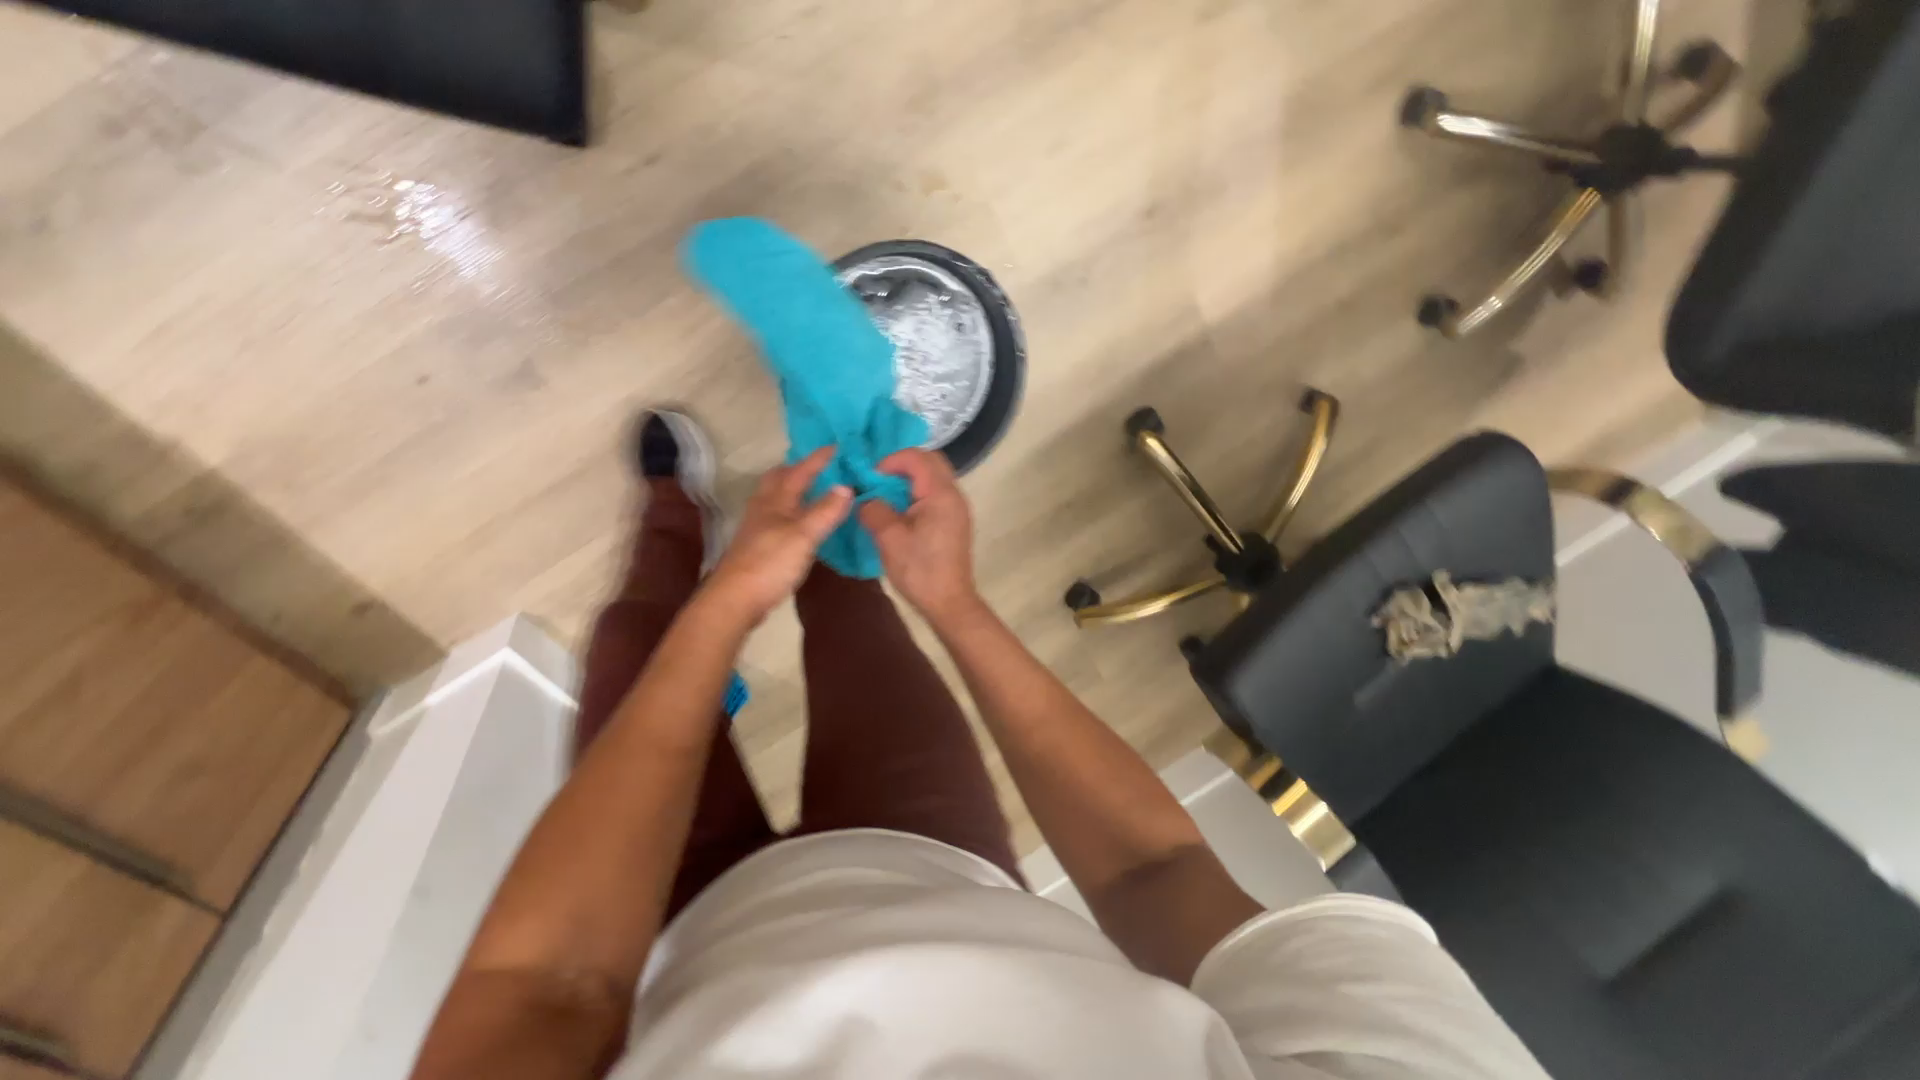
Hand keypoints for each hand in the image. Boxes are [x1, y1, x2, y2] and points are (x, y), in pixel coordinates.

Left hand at [704, 447, 852, 621]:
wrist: (735, 599)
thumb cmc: (770, 563)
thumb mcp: (804, 535)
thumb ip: (825, 511)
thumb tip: (847, 486)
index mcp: (776, 500)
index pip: (800, 472)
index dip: (818, 459)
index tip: (837, 446)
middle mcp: (764, 508)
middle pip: (778, 480)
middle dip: (797, 469)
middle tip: (819, 466)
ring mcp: (758, 528)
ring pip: (776, 499)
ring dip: (793, 490)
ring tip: (814, 491)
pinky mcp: (758, 547)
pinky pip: (777, 518)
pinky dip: (791, 512)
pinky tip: (801, 524)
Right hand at [859, 448, 981, 623]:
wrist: (949, 603)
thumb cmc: (919, 570)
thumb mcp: (889, 537)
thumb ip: (874, 509)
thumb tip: (865, 499)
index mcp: (941, 493)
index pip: (917, 457)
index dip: (890, 461)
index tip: (869, 480)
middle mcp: (954, 494)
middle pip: (929, 462)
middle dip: (901, 466)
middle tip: (877, 483)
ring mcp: (957, 509)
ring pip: (933, 478)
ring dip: (908, 481)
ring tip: (885, 498)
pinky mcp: (955, 522)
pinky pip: (935, 495)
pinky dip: (916, 495)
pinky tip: (899, 514)